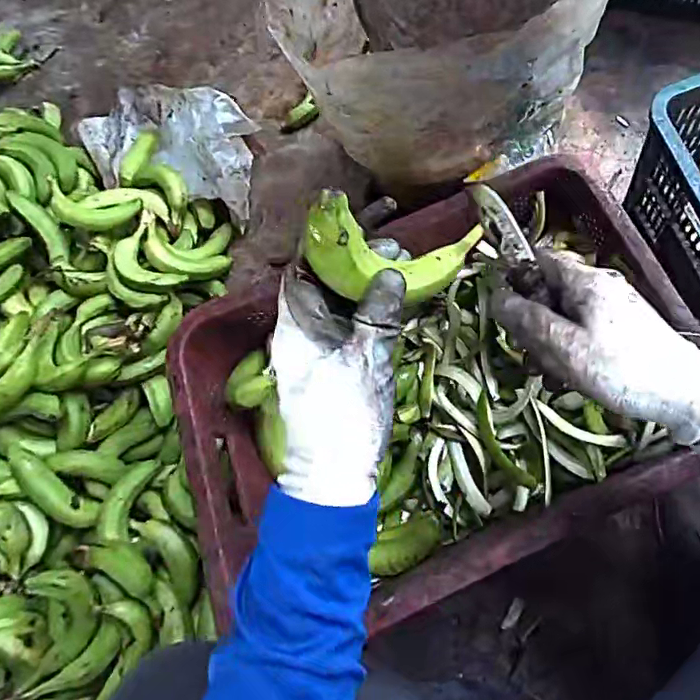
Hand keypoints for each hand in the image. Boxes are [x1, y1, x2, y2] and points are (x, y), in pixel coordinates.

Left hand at [269, 266, 407, 506]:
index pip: (303, 270)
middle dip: (357, 259)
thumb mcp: (365, 361)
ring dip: (367, 281)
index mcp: (297, 325)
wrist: (333, 476)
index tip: (353, 223)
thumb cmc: (343, 417)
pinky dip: (371, 306)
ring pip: (340, 300)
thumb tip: (390, 271)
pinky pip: (351, 321)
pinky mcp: (337, 360)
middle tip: (395, 248)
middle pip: (325, 281)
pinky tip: (396, 297)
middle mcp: (303, 330)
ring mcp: (320, 346)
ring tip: (402, 265)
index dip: (324, 243)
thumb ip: (377, 314)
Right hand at [490, 250, 699, 470]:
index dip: (515, 279)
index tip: (504, 311)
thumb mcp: (565, 348)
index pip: (537, 260)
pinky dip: (570, 351)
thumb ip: (528, 320)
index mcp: (584, 281)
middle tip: (529, 356)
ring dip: (548, 344)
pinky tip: (571, 379)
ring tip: (550, 376)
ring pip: (563, 316)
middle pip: (547, 291)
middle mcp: (598, 286)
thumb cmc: (623, 370)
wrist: (685, 394)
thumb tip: (496, 297)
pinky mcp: (621, 329)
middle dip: (531, 322)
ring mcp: (612, 308)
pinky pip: (582, 331)